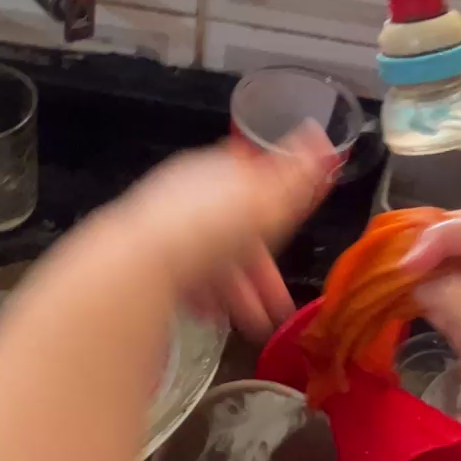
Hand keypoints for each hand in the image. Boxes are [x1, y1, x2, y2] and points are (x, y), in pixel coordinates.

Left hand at [104, 123, 334, 339]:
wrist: (139, 267)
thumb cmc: (210, 229)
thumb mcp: (267, 200)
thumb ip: (298, 175)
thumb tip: (321, 136)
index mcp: (215, 172)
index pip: (253, 184)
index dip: (277, 216)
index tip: (293, 245)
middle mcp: (187, 196)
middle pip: (233, 230)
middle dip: (261, 268)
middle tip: (279, 303)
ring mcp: (163, 230)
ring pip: (211, 260)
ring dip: (239, 292)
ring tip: (255, 324)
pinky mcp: (145, 264)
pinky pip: (185, 280)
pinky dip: (207, 300)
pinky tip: (218, 320)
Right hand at [401, 211, 460, 460]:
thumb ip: (450, 289)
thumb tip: (409, 275)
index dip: (437, 235)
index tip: (403, 262)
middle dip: (422, 249)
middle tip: (382, 260)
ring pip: (449, 276)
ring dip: (417, 275)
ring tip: (381, 277)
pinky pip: (445, 305)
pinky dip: (420, 301)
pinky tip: (395, 300)